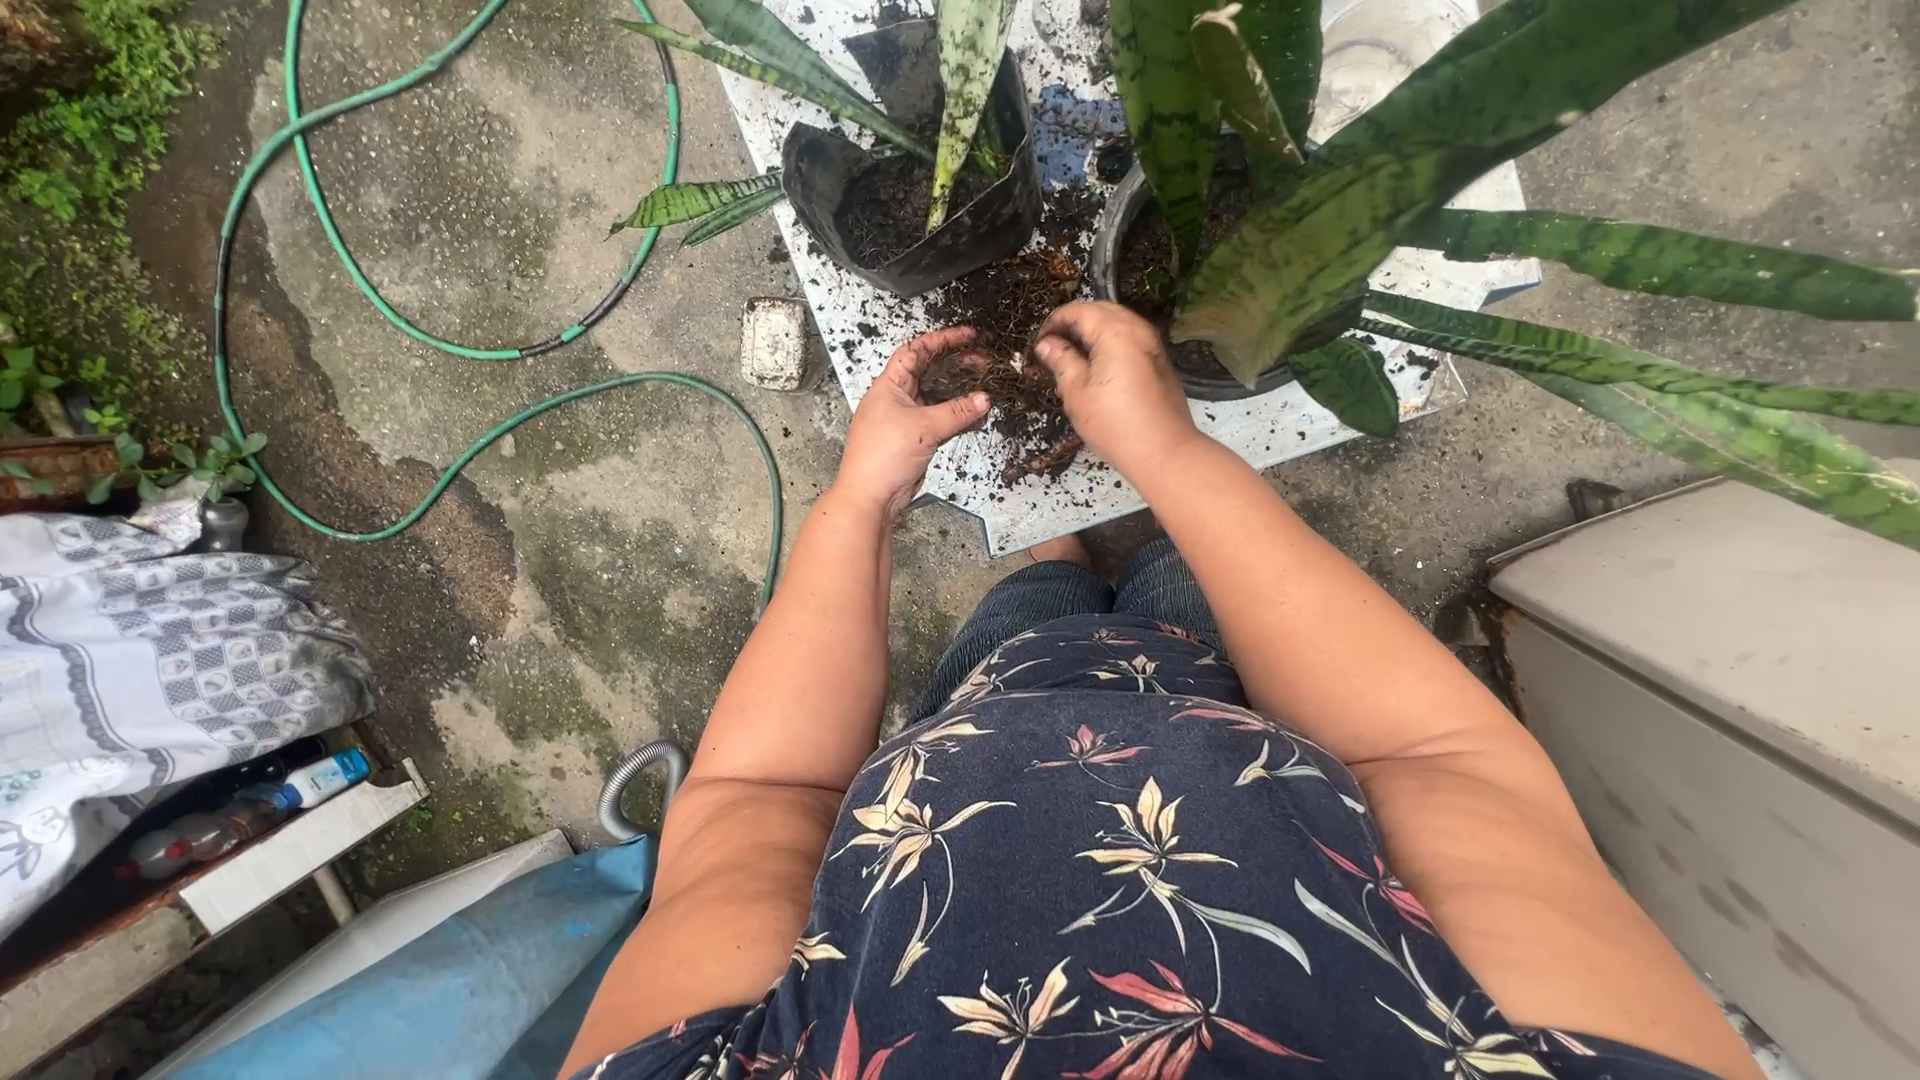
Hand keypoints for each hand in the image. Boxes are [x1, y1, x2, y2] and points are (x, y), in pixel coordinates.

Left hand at [833, 326, 991, 519]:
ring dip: (960, 393)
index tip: (967, 336)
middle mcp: (896, 399)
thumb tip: (982, 399)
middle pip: (930, 372)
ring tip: (984, 388)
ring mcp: (906, 419)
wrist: (871, 496)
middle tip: (981, 362)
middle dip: (956, 365)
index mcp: (889, 385)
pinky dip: (958, 417)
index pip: (917, 351)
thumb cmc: (880, 457)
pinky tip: (977, 417)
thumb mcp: (923, 427)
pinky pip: (941, 421)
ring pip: (937, 398)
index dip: (942, 340)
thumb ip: (957, 411)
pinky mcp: (915, 439)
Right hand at [1032, 301, 1201, 476]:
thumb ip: (1061, 361)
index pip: (1079, 311)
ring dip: (1093, 332)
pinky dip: (1110, 342)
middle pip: (1101, 310)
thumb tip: (1046, 344)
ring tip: (1073, 357)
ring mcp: (1152, 345)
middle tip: (1054, 346)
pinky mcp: (1159, 361)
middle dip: (1074, 322)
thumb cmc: (1115, 425)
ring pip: (1118, 323)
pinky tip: (1097, 367)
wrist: (1163, 452)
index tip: (1039, 342)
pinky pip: (1130, 338)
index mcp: (1116, 333)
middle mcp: (1138, 330)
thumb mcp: (1077, 393)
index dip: (1054, 322)